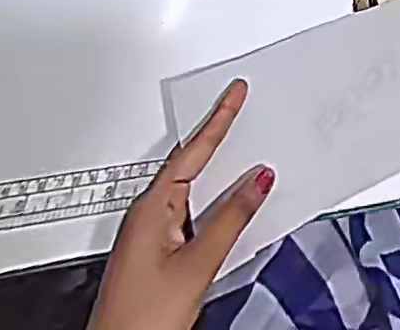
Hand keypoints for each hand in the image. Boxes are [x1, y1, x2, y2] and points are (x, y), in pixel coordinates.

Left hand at [90, 79, 274, 329]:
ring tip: (243, 140)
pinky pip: (192, 206)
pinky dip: (214, 193)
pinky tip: (230, 194)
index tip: (234, 91)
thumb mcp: (198, 264)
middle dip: (217, 133)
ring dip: (218, 165)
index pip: (193, 150)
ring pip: (192, 185)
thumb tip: (259, 178)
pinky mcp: (157, 250)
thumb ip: (232, 217)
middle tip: (239, 103)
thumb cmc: (140, 321)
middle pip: (190, 161)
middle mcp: (148, 216)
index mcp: (152, 209)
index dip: (219, 118)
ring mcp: (151, 233)